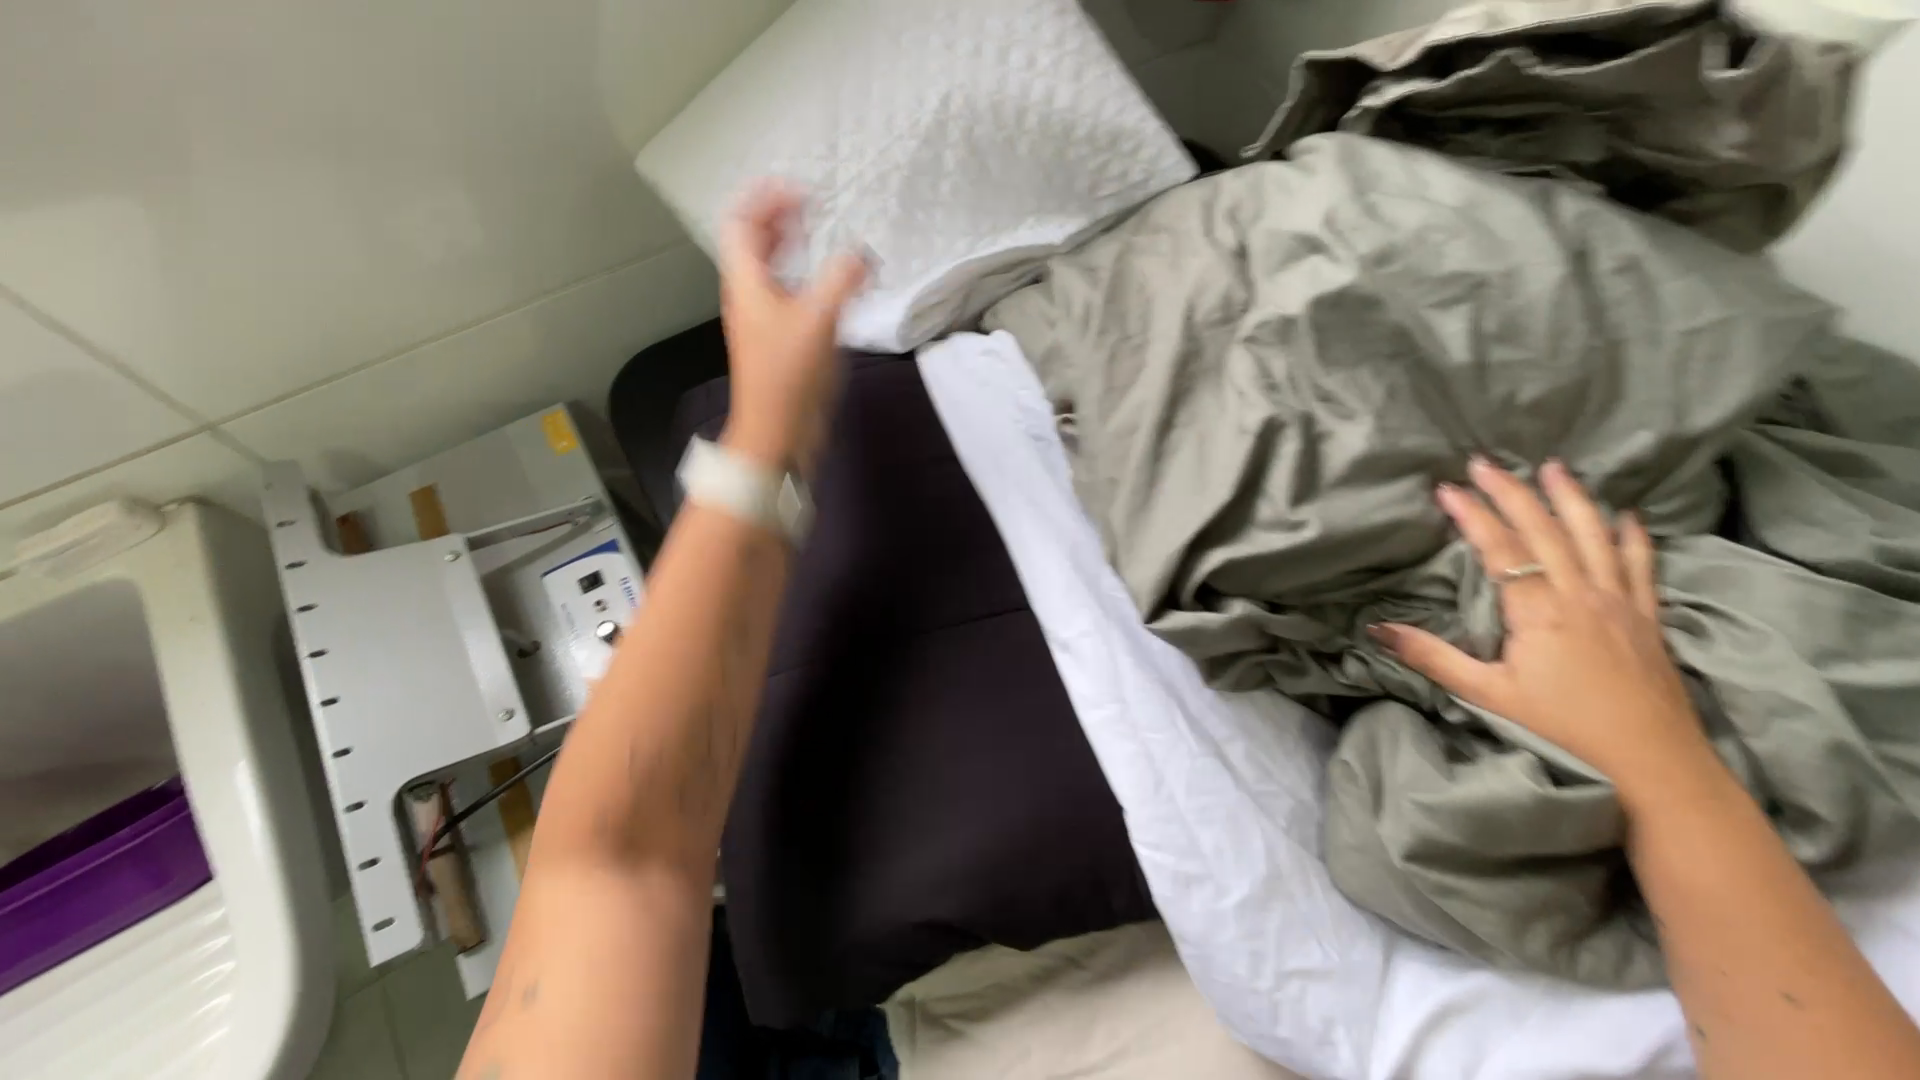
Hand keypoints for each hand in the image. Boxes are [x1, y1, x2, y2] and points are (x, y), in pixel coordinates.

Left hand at [716, 181, 868, 472]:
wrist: (776, 431)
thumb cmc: (790, 375)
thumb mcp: (819, 319)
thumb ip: (843, 279)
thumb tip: (862, 255)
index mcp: (746, 282)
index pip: (740, 221)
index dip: (765, 198)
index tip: (801, 192)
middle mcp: (748, 295)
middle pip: (752, 241)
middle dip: (778, 216)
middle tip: (811, 207)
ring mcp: (762, 318)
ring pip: (768, 267)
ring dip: (789, 245)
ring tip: (815, 234)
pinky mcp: (778, 340)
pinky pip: (785, 292)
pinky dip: (803, 276)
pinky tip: (827, 284)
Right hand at [1370, 458, 1716, 799]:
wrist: (1653, 760)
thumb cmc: (1562, 727)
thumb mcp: (1487, 694)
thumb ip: (1432, 658)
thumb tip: (1378, 630)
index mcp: (1540, 612)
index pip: (1500, 549)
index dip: (1473, 514)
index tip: (1447, 489)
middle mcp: (1581, 594)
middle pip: (1545, 530)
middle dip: (1512, 492)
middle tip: (1484, 463)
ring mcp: (1620, 601)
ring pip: (1594, 535)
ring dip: (1571, 497)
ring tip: (1553, 467)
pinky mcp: (1647, 616)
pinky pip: (1640, 564)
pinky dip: (1631, 535)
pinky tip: (1623, 515)